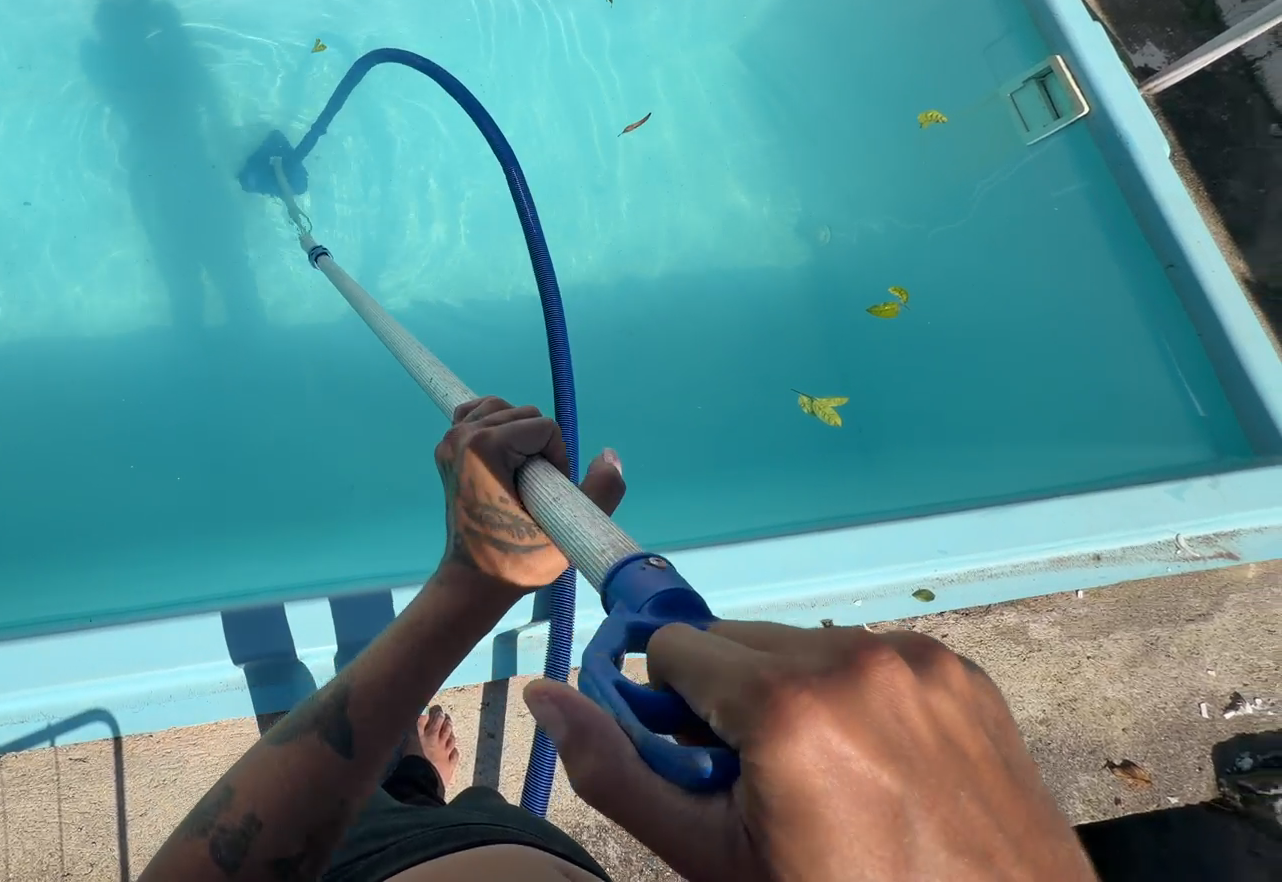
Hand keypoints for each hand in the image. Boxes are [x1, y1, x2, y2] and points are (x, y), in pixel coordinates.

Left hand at [432, 396, 624, 594]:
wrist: (474, 580)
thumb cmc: (518, 561)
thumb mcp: (568, 529)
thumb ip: (600, 491)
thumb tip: (611, 455)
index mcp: (484, 447)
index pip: (543, 427)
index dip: (558, 459)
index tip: (547, 494)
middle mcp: (461, 436)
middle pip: (524, 413)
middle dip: (540, 446)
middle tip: (536, 488)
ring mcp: (450, 440)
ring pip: (500, 408)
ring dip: (520, 433)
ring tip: (524, 472)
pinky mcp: (447, 448)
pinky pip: (475, 414)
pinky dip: (495, 424)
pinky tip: (505, 452)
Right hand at [524, 622, 1097, 881]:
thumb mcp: (705, 857)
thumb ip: (609, 770)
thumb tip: (537, 692)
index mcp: (785, 702)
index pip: (671, 650)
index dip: (675, 711)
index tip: (709, 767)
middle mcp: (851, 656)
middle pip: (729, 640)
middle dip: (725, 695)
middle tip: (764, 777)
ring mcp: (915, 659)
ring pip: (789, 642)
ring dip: (782, 689)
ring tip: (825, 772)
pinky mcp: (959, 668)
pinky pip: (856, 652)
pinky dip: (844, 691)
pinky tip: (876, 759)